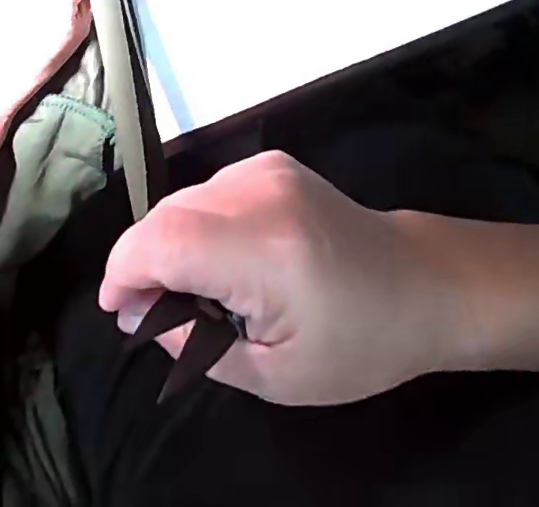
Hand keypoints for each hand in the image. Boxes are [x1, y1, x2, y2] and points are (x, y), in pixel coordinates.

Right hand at [99, 151, 456, 405]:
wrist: (417, 281)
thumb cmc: (357, 342)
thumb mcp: (274, 375)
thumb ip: (194, 346)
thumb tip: (138, 313)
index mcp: (268, 250)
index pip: (164, 240)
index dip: (125, 272)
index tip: (121, 310)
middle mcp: (263, 193)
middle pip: (166, 214)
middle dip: (140, 260)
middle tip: (152, 310)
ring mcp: (268, 169)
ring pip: (182, 199)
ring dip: (168, 243)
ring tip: (193, 288)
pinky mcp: (273, 162)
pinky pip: (209, 190)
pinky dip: (196, 224)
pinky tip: (221, 257)